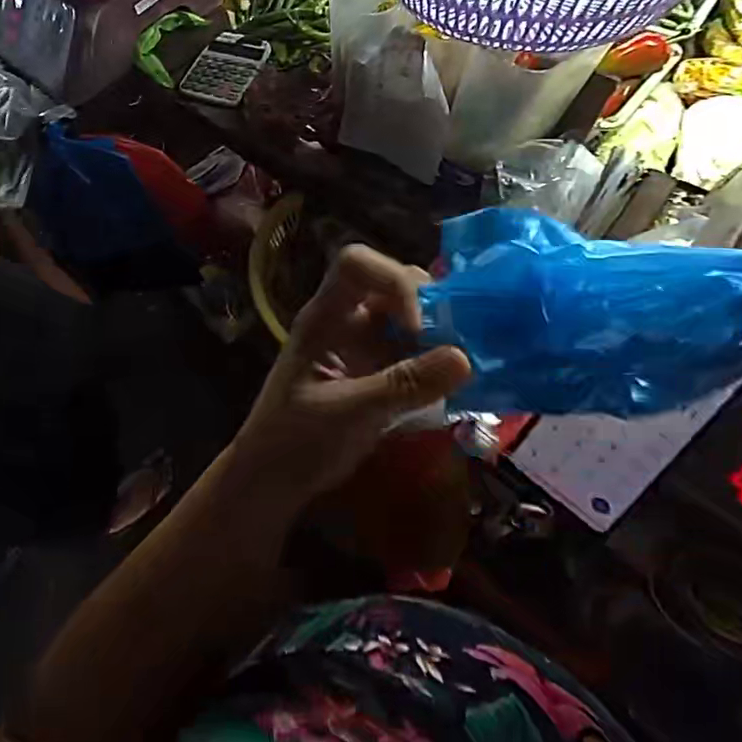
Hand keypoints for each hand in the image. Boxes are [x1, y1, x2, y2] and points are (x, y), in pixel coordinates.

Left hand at [231, 245, 470, 503]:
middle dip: (427, 303)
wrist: (273, 477)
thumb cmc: (296, 440)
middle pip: (388, 283)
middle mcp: (343, 321)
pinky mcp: (374, 371)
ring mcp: (359, 345)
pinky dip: (436, 359)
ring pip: (405, 316)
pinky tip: (457, 383)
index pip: (355, 264)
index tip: (417, 326)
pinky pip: (411, 350)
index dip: (392, 280)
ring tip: (468, 361)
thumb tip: (463, 358)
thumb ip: (402, 385)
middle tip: (459, 340)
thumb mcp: (350, 413)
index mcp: (324, 318)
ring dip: (437, 331)